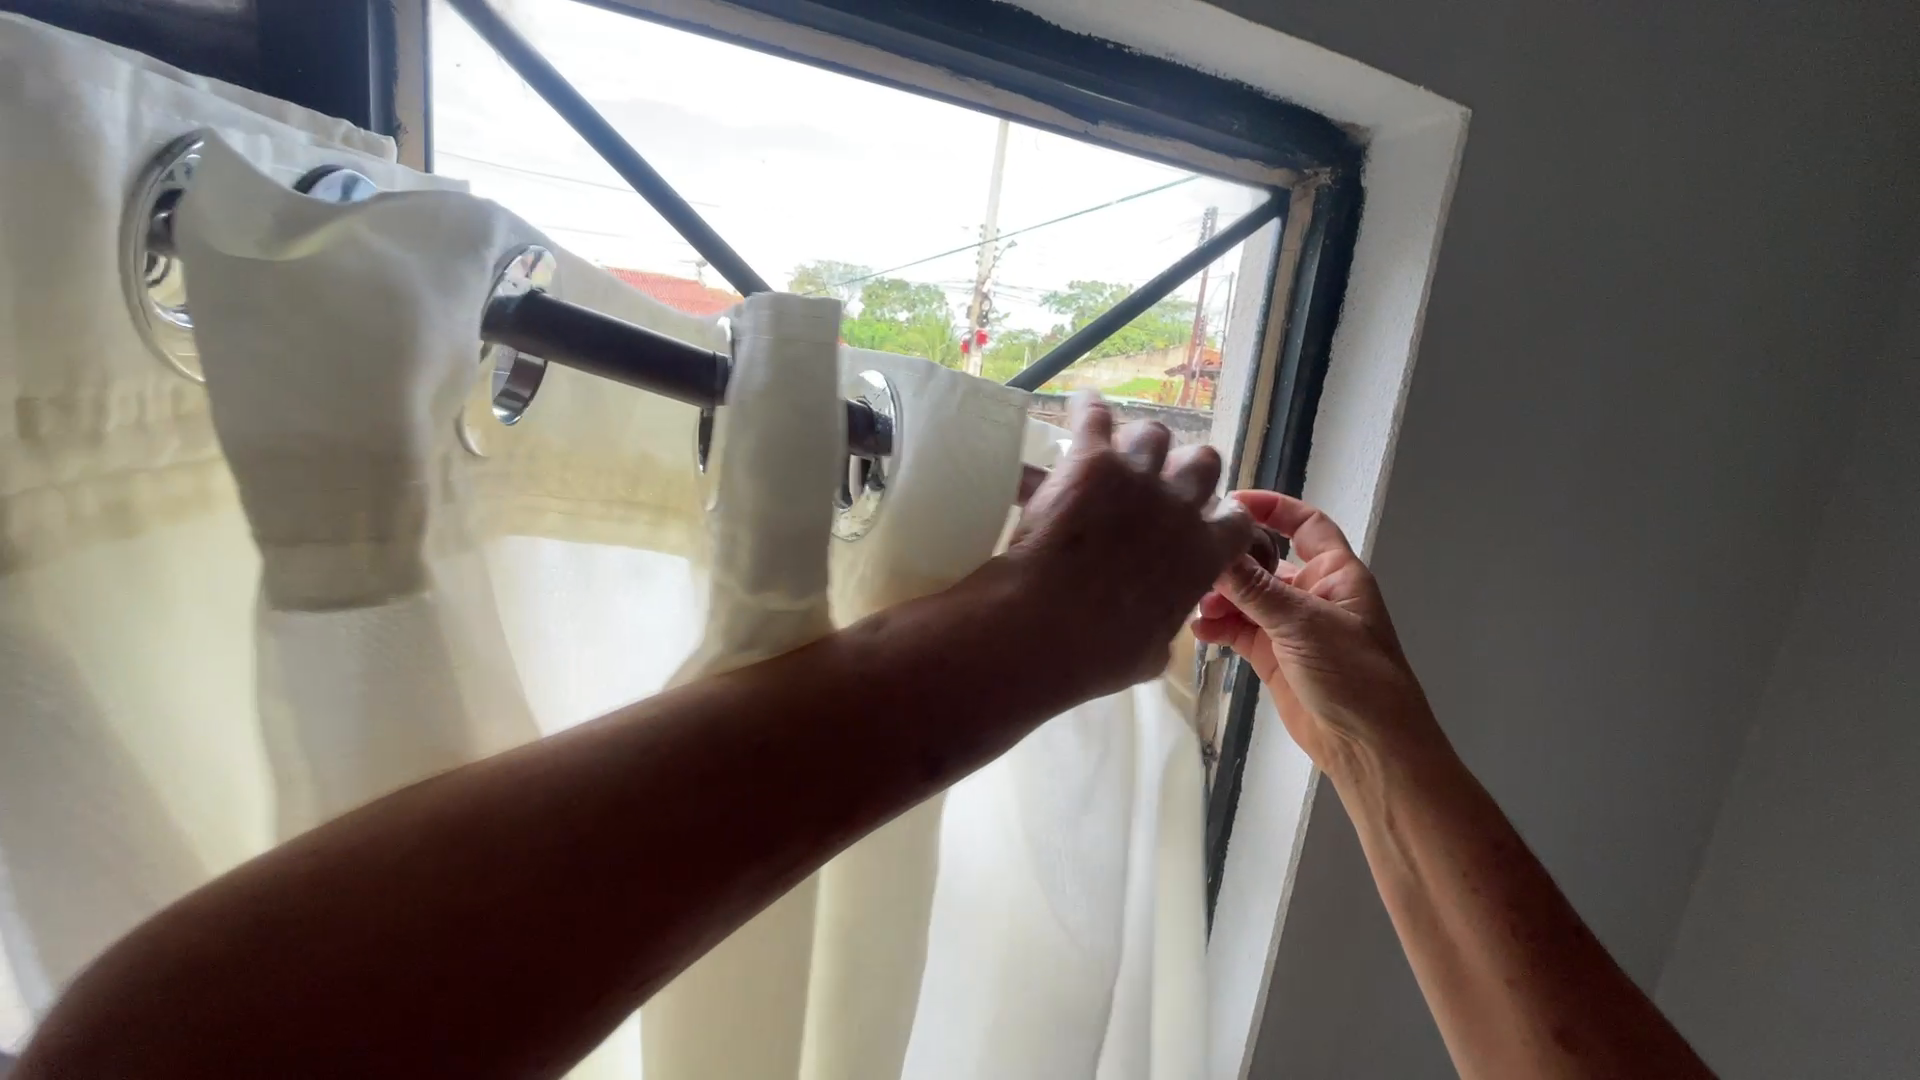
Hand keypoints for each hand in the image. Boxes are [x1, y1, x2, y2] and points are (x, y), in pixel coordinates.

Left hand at [1002, 394, 1253, 696]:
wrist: (1047, 625)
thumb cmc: (1098, 652)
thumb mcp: (1149, 655)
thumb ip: (1162, 633)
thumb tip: (1157, 639)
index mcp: (1204, 554)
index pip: (1236, 520)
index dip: (1220, 517)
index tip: (1203, 519)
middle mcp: (1180, 506)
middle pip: (1203, 462)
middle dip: (1185, 469)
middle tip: (1160, 481)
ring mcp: (1137, 478)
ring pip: (1154, 434)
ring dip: (1140, 444)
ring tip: (1118, 452)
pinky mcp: (1092, 460)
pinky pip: (1096, 416)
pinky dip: (1089, 411)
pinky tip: (1082, 408)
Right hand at [1191, 492, 1441, 777]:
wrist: (1367, 745)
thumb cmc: (1353, 673)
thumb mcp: (1302, 623)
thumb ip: (1254, 588)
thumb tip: (1214, 552)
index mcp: (1335, 574)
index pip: (1305, 525)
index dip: (1273, 508)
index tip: (1233, 502)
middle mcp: (1311, 593)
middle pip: (1264, 561)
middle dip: (1232, 560)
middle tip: (1196, 558)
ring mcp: (1290, 626)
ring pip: (1245, 598)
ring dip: (1220, 598)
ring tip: (1196, 604)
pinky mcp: (1271, 655)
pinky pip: (1238, 630)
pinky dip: (1218, 627)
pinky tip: (1200, 631)